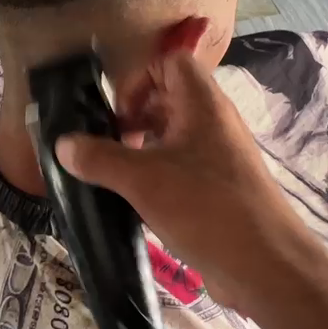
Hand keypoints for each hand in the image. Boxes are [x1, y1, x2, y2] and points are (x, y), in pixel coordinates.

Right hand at [55, 52, 316, 311]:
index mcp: (202, 105)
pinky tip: (137, 203)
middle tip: (108, 147)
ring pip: (173, 136)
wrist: (265, 265)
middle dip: (133, 117)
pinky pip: (181, 168)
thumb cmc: (205, 208)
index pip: (170, 63)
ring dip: (141, 149)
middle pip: (168, 99)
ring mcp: (219, 158)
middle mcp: (213, 124)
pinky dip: (156, 176)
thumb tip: (62, 144)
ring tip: (116, 177)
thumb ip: (98, 158)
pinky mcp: (219, 190)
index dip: (139, 79)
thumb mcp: (141, 179)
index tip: (117, 115)